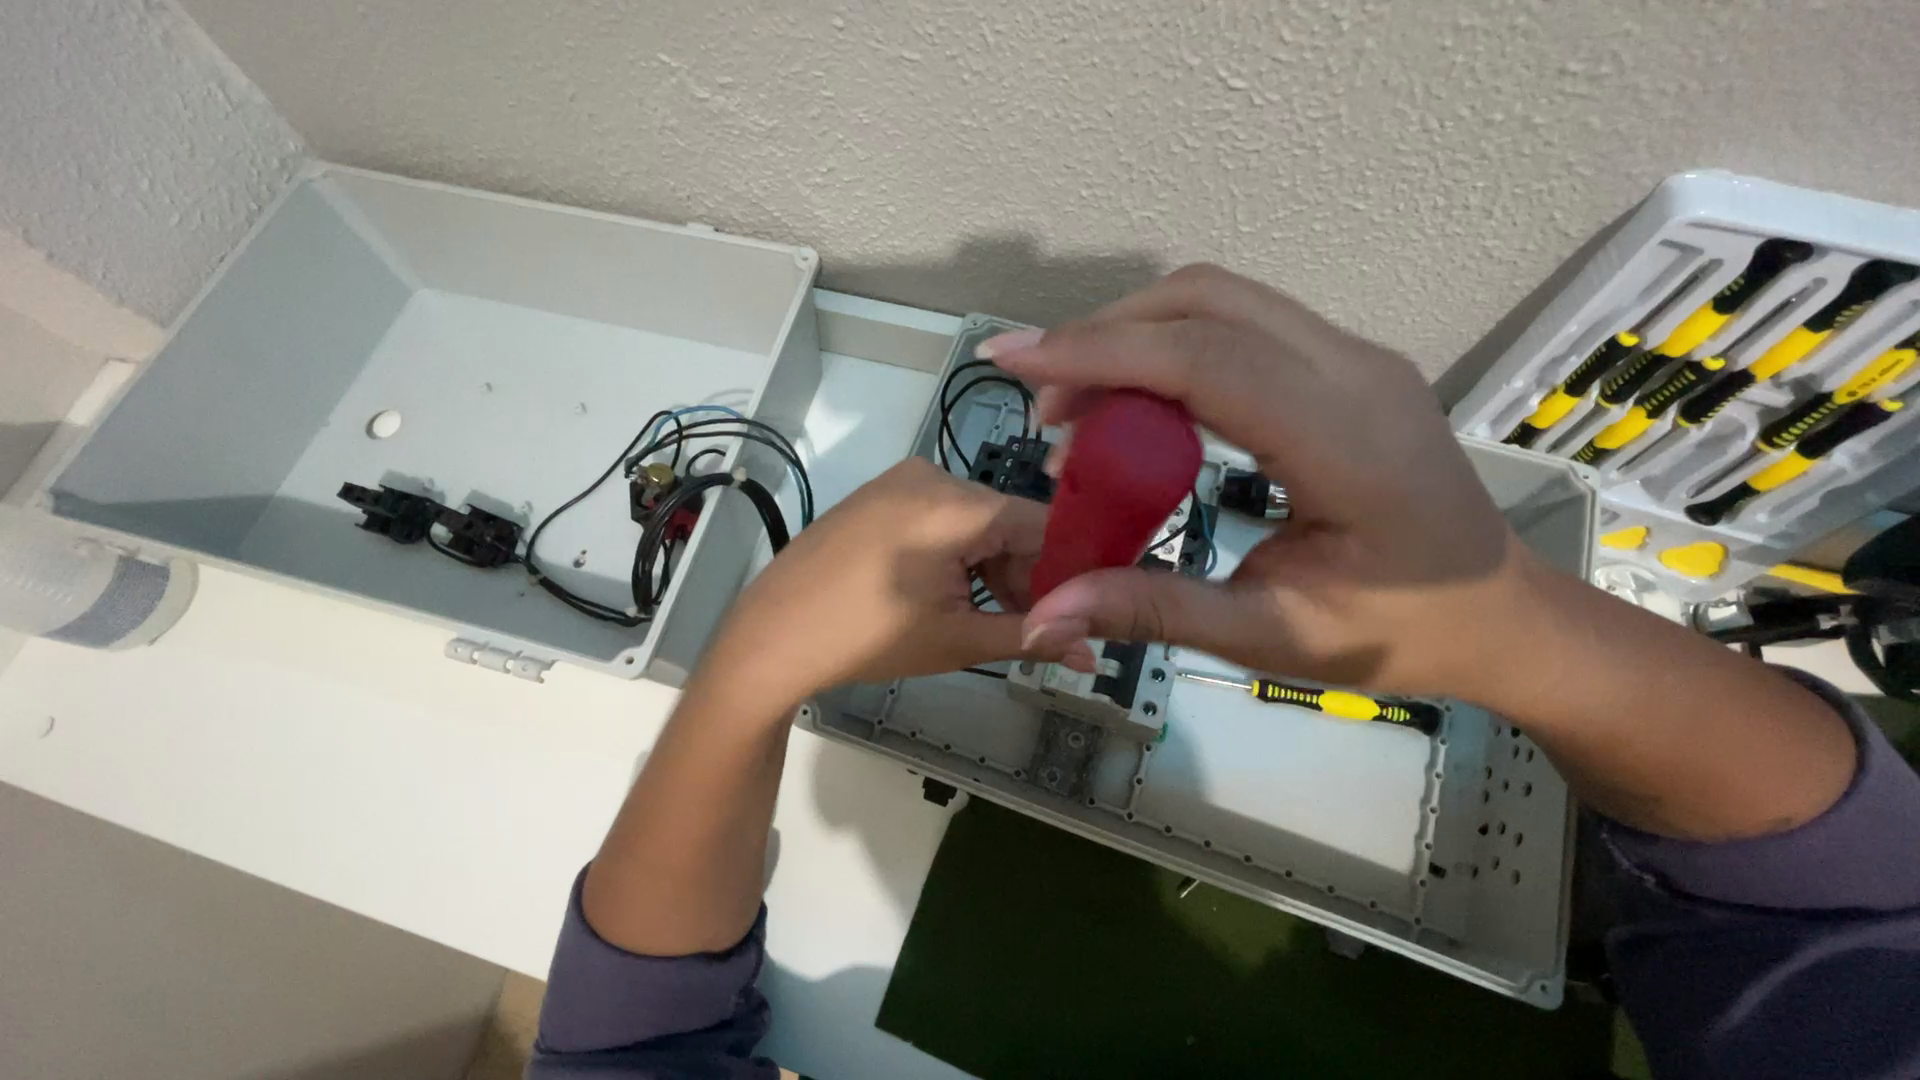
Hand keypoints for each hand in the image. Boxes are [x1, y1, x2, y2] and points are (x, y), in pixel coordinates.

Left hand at [695, 458, 1070, 708]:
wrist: (770, 637)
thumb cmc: (866, 639)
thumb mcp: (958, 641)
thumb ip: (1031, 638)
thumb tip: (1093, 657)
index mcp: (955, 503)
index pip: (1043, 524)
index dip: (1068, 570)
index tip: (1078, 612)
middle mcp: (931, 475)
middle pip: (1008, 521)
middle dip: (1026, 575)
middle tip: (1026, 627)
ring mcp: (900, 481)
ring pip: (976, 520)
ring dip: (992, 568)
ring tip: (981, 618)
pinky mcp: (880, 494)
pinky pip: (942, 516)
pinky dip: (958, 553)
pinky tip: (947, 594)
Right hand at [981, 263, 1541, 701]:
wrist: (1500, 612)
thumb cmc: (1398, 634)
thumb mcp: (1270, 637)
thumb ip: (1155, 610)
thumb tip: (1046, 610)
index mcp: (1348, 442)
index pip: (1206, 362)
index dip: (1100, 354)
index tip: (1014, 364)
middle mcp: (1356, 371)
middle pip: (1206, 302)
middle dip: (1104, 336)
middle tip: (1044, 406)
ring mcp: (1356, 356)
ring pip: (1220, 302)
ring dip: (1133, 337)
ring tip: (1077, 409)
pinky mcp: (1344, 361)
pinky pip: (1240, 326)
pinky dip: (1170, 348)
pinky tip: (1137, 405)